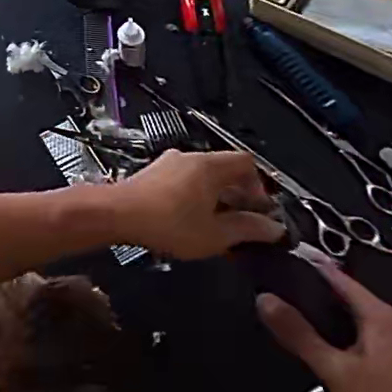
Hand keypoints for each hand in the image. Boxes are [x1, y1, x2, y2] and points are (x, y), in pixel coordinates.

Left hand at [111, 149, 284, 258]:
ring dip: (216, 196)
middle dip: (238, 194)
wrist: (117, 214)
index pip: (246, 163)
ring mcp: (169, 163)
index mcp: (210, 166)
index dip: (260, 186)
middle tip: (242, 222)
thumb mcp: (215, 234)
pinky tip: (190, 219)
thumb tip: (274, 228)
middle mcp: (190, 157)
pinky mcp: (153, 173)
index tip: (260, 211)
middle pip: (225, 168)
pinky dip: (195, 195)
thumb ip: (247, 229)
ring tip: (217, 225)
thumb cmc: (169, 223)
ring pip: (204, 175)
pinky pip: (184, 179)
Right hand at [256, 249, 391, 391]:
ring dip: (341, 326)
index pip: (340, 278)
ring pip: (369, 328)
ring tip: (307, 328)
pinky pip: (383, 349)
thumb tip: (264, 298)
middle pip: (355, 302)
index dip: (311, 266)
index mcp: (385, 317)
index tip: (283, 257)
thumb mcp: (336, 375)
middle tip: (286, 297)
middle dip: (322, 299)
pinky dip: (359, 347)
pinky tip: (344, 364)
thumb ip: (299, 335)